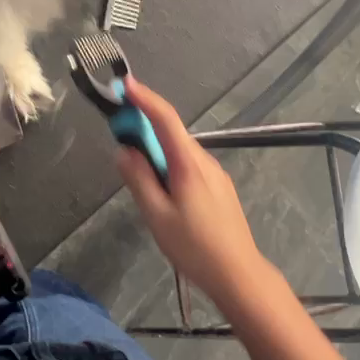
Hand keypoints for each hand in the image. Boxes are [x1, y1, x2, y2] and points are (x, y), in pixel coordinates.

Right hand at [115, 79, 273, 313]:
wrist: (238, 273)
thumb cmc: (194, 246)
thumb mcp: (157, 215)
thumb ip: (139, 180)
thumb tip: (124, 151)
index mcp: (188, 164)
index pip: (166, 119)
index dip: (145, 99)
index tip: (126, 85)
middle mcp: (205, 162)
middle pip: (172, 135)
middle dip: (145, 129)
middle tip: (120, 139)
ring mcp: (216, 175)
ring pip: (180, 153)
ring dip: (157, 153)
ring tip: (139, 177)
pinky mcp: (220, 189)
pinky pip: (189, 167)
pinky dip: (170, 167)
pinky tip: (163, 193)